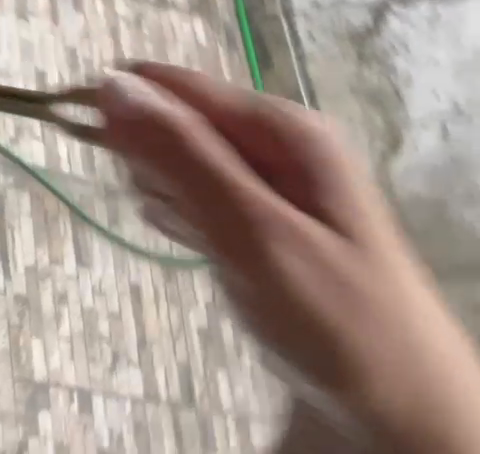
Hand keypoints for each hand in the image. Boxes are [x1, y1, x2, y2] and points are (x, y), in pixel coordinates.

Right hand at [94, 64, 479, 452]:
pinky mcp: (241, 209)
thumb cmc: (335, 317)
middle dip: (150, 164)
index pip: (163, 85)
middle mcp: (268, 140)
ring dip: (161, 197)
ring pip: (162, 159)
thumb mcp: (253, 229)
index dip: (120, 111)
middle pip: (160, 121)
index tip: (99, 150)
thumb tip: (107, 82)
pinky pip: (177, 192)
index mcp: (281, 127)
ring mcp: (256, 176)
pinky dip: (175, 218)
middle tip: (184, 213)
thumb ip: (180, 152)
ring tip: (203, 240)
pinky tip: (200, 247)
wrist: (395, 410)